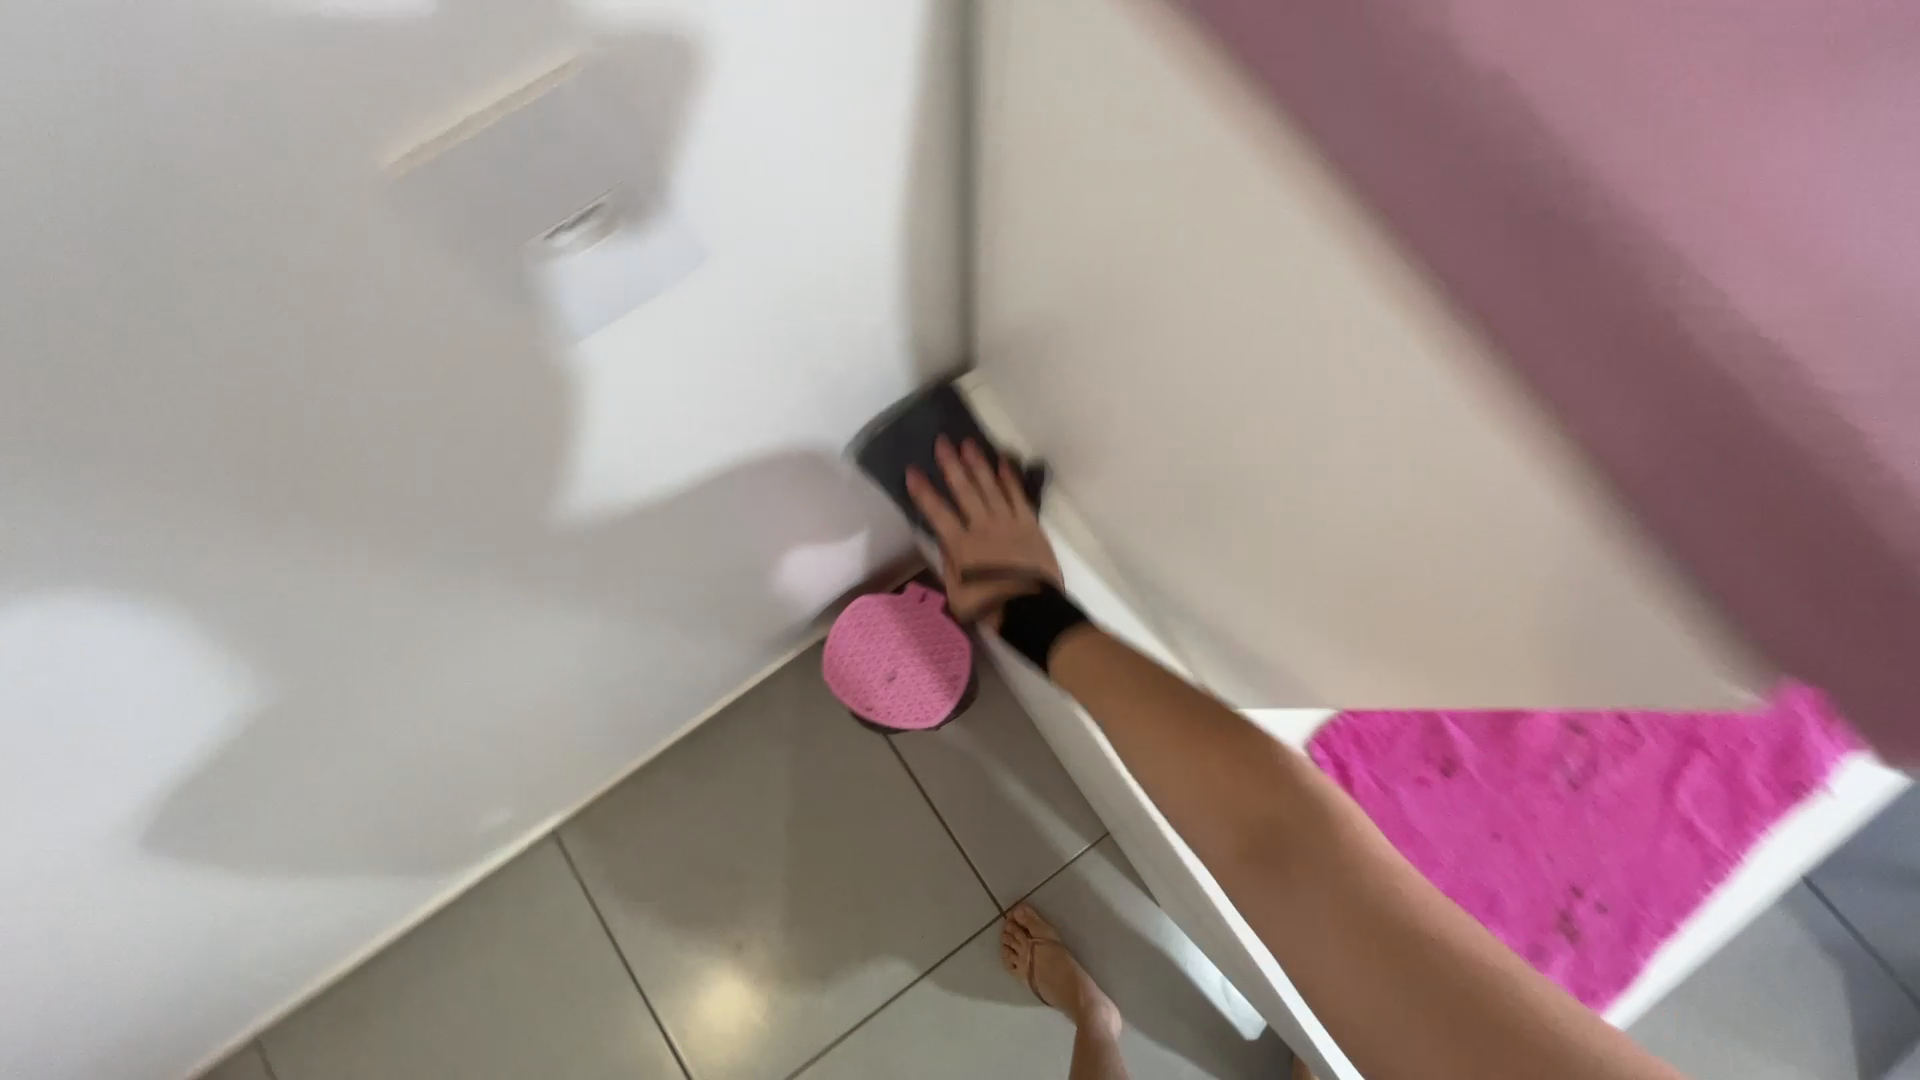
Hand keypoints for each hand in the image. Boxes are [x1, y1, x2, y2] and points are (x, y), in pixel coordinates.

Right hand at [906, 436, 1062, 627]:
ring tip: (968, 443)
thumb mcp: (956, 592)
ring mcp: (1008, 522)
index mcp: (960, 545)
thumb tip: (944, 539)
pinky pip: (1017, 495)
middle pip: (964, 490)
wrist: (1030, 610)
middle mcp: (982, 526)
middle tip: (942, 442)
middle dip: (951, 464)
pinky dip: (1010, 477)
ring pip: (990, 486)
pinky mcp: (1029, 524)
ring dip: (978, 464)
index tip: (913, 471)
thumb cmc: (988, 607)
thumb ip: (950, 562)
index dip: (923, 491)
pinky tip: (1003, 461)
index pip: (936, 512)